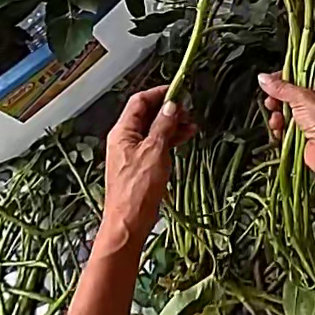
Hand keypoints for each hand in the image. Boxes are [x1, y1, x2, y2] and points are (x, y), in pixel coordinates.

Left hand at [102, 86, 193, 245]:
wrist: (129, 223)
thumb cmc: (138, 189)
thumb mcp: (155, 151)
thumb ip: (164, 125)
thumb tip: (172, 105)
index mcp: (122, 132)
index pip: (139, 101)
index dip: (159, 93)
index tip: (179, 91)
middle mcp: (125, 139)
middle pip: (146, 114)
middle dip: (168, 109)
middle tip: (188, 109)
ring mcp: (132, 152)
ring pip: (153, 129)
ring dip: (171, 124)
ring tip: (191, 124)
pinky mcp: (141, 164)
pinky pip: (156, 144)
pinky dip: (170, 138)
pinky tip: (185, 137)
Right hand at [258, 73, 314, 181]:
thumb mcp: (302, 98)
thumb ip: (282, 88)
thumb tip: (262, 77)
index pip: (298, 79)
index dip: (282, 81)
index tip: (268, 83)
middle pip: (289, 98)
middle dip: (277, 101)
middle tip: (270, 103)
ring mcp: (310, 122)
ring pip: (286, 114)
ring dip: (277, 116)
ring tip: (276, 121)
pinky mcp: (303, 137)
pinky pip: (286, 129)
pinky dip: (280, 129)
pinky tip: (278, 131)